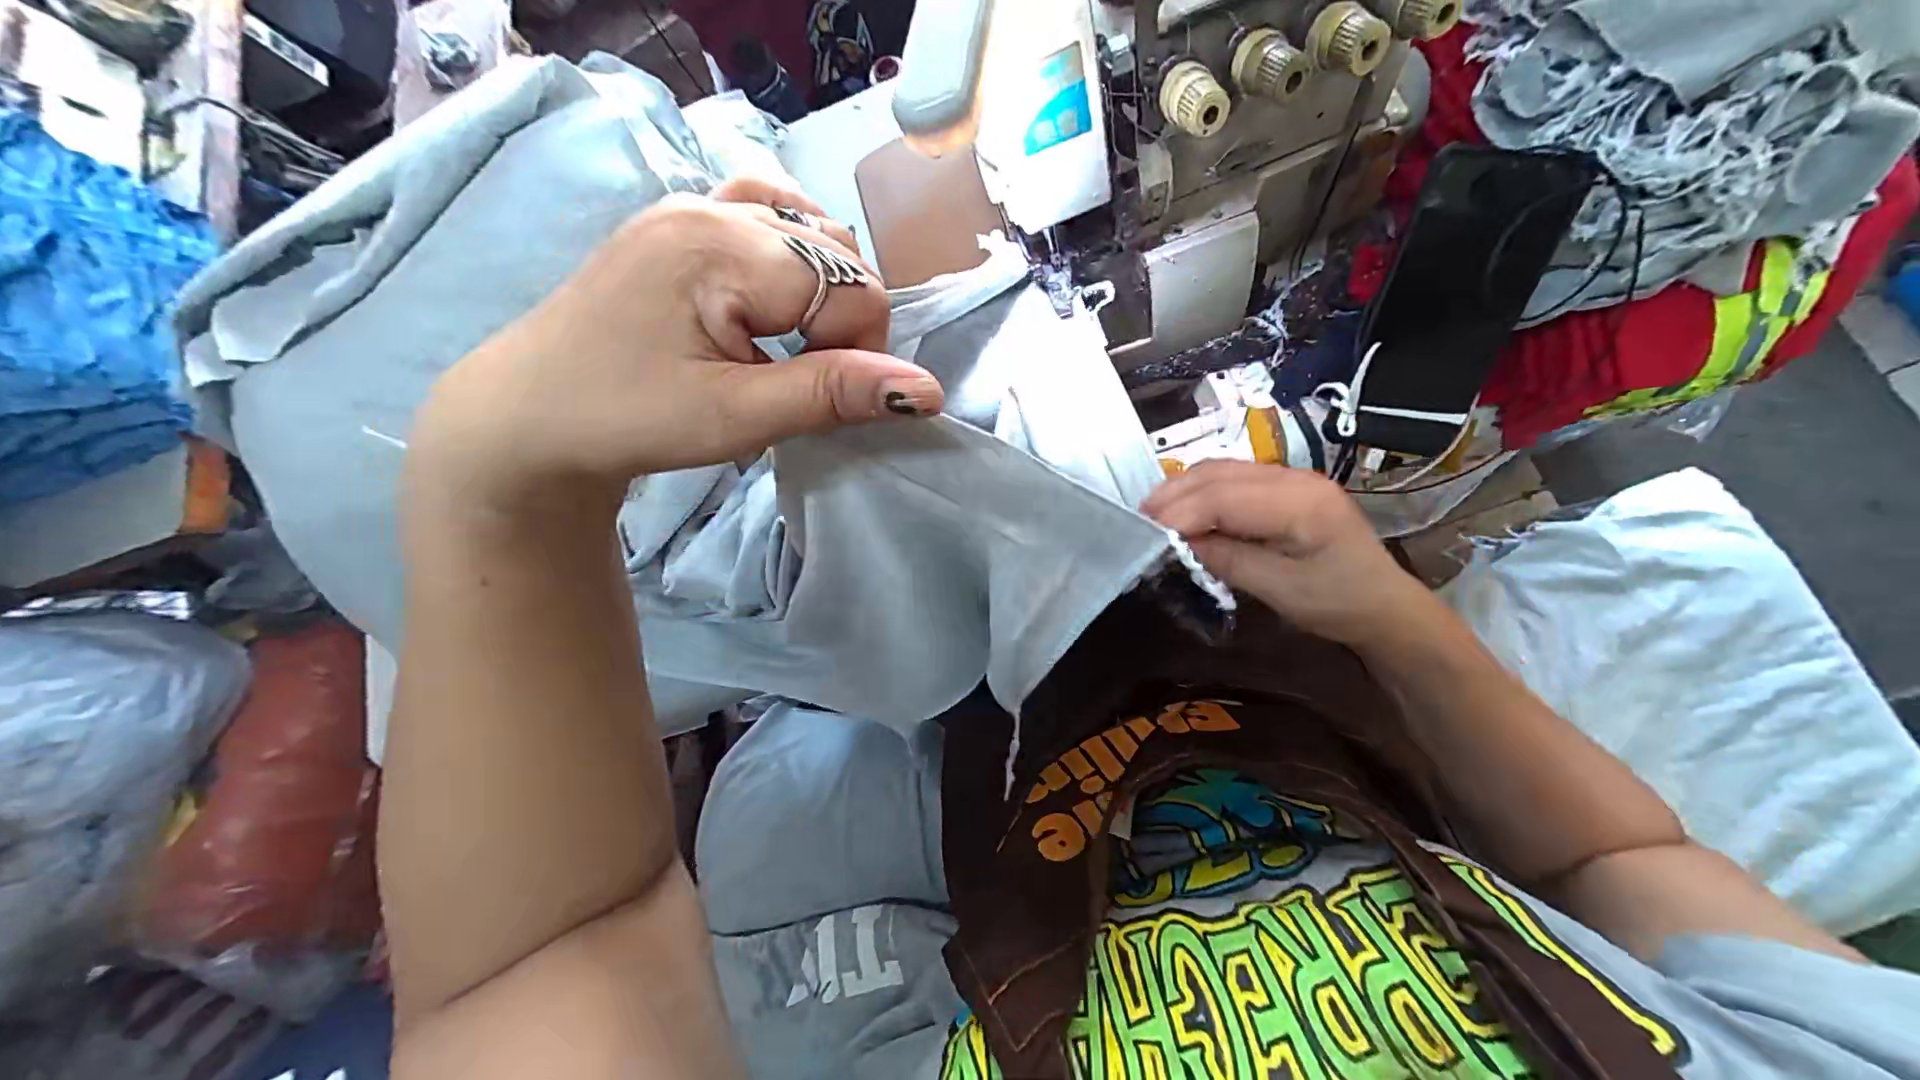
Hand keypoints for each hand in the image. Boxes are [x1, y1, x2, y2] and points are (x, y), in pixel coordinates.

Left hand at [406, 178, 942, 515]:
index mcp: (725, 247)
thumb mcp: (737, 416)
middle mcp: (711, 206)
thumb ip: (832, 393)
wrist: (528, 415)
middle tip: (799, 375)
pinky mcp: (680, 223)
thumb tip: (925, 391)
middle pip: (838, 254)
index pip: (853, 287)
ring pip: (809, 229)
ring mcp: (691, 205)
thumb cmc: (628, 419)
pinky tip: (775, 288)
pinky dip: (790, 251)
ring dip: (823, 289)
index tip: (816, 396)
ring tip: (785, 341)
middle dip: (844, 322)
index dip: (859, 350)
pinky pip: (764, 210)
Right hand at [1142, 460, 1438, 647]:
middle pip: (1218, 474)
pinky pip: (1231, 478)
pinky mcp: (1283, 486)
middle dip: (1173, 496)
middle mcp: (1294, 478)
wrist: (1384, 604)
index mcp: (1301, 503)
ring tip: (1153, 516)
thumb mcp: (1281, 590)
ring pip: (1220, 470)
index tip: (1146, 535)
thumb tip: (1178, 543)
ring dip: (1182, 489)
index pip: (1224, 497)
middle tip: (1139, 521)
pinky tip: (1183, 510)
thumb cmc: (1338, 603)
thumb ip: (1228, 560)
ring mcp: (1290, 477)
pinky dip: (1199, 491)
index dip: (1180, 513)